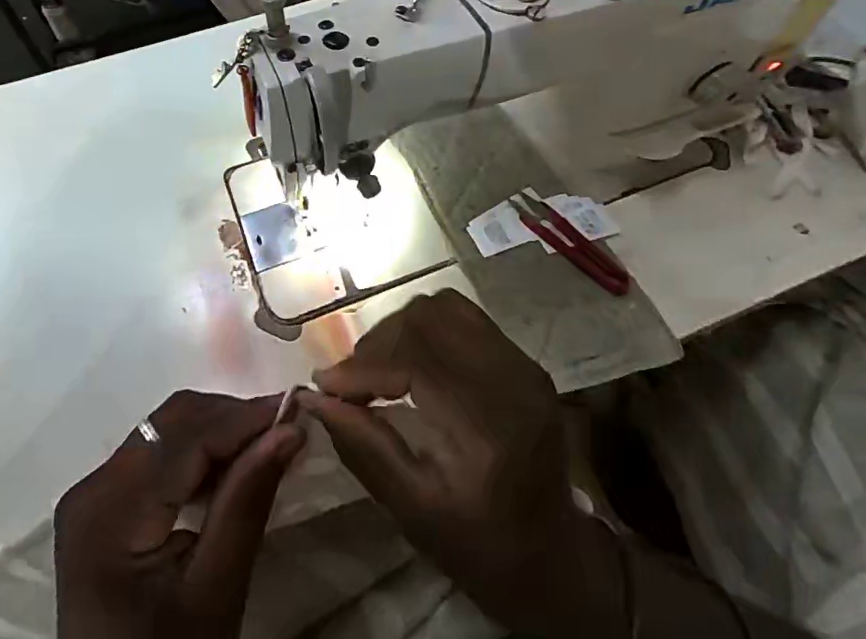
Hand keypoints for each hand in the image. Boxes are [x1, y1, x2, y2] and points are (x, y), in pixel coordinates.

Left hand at [54, 391, 304, 638]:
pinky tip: (230, 467)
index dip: (241, 417)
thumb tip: (286, 432)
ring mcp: (91, 495)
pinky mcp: (101, 507)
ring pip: (160, 435)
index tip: (295, 409)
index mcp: (109, 510)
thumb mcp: (215, 593)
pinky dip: (194, 455)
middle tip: (285, 428)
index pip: (182, 439)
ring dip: (214, 432)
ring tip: (267, 443)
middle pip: (166, 426)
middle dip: (228, 419)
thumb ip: (245, 504)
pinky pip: (152, 460)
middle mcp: (91, 488)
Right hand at [297, 290, 623, 636]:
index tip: (326, 387)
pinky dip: (426, 330)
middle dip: (376, 345)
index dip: (360, 367)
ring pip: (442, 308)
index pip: (412, 361)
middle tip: (353, 382)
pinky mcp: (523, 361)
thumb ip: (360, 443)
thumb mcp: (409, 506)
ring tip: (380, 369)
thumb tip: (312, 396)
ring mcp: (523, 366)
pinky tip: (412, 362)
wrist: (553, 557)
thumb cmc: (478, 544)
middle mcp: (511, 382)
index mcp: (488, 427)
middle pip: (425, 321)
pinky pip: (463, 318)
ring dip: (400, 331)